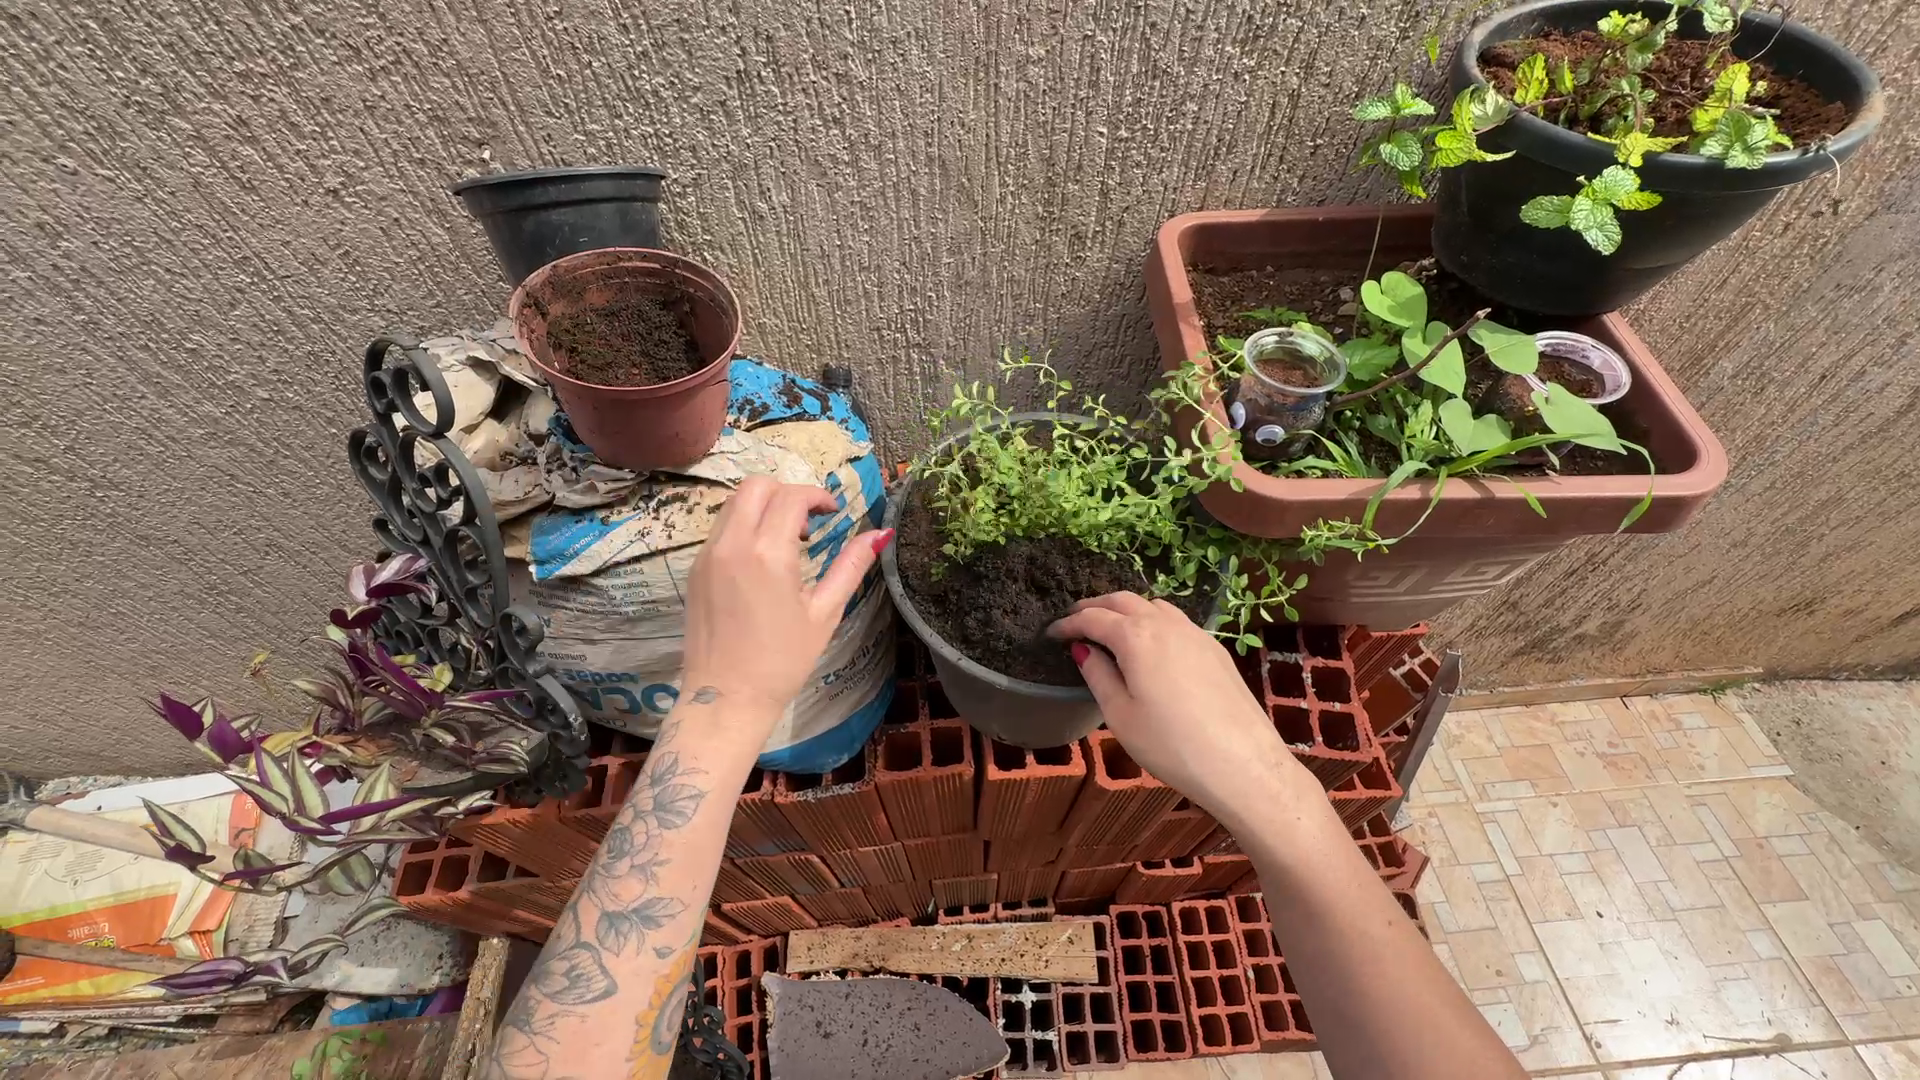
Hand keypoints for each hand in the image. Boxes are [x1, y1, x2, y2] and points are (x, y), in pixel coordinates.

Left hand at [681, 477, 889, 727]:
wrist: (725, 698)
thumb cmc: (783, 660)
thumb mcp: (825, 613)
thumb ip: (851, 566)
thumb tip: (881, 533)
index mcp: (768, 553)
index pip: (791, 496)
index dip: (818, 496)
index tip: (834, 513)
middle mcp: (732, 544)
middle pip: (756, 485)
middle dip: (787, 492)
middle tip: (809, 522)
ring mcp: (707, 555)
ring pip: (733, 503)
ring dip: (764, 506)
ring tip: (787, 541)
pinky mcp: (695, 570)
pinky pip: (720, 528)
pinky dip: (745, 526)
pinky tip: (763, 562)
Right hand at [1048, 592, 1310, 826]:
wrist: (1244, 765)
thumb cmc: (1171, 745)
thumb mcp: (1120, 715)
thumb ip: (1098, 675)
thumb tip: (1083, 648)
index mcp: (1136, 637)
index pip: (1092, 618)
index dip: (1068, 624)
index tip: (1051, 634)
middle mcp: (1165, 624)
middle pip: (1123, 600)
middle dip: (1095, 606)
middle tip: (1075, 621)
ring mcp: (1195, 633)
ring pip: (1153, 605)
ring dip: (1126, 609)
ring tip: (1110, 628)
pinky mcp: (1215, 649)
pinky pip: (1175, 620)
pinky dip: (1152, 620)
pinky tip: (1150, 643)